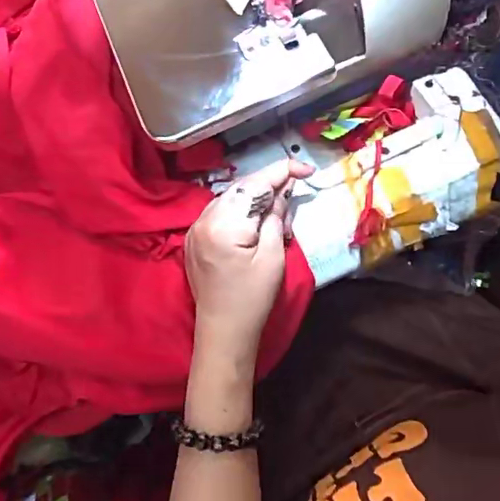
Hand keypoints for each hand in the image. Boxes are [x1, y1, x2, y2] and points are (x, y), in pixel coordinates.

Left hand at [185, 159, 313, 369]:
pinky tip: (256, 221)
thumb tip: (281, 191)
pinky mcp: (194, 238)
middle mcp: (203, 220)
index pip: (254, 185)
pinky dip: (240, 210)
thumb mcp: (273, 257)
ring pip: (230, 198)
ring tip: (278, 213)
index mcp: (222, 224)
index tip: (305, 169)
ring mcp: (195, 228)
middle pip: (240, 189)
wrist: (223, 331)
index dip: (281, 171)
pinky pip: (220, 212)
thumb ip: (275, 218)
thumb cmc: (252, 299)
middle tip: (294, 195)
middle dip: (269, 186)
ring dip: (255, 198)